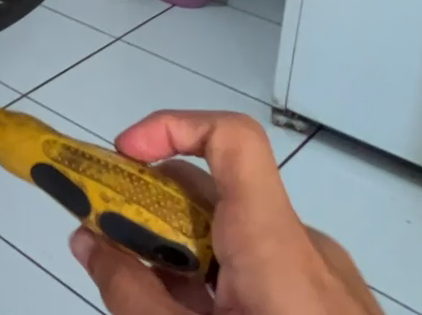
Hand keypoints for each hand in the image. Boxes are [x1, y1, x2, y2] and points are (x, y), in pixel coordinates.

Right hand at [70, 111, 381, 314]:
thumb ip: (126, 289)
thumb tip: (85, 239)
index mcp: (276, 247)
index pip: (231, 138)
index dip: (169, 126)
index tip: (121, 157)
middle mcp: (308, 251)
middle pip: (214, 190)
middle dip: (148, 202)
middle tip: (105, 235)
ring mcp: (328, 286)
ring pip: (234, 235)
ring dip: (177, 246)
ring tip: (148, 294)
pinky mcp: (336, 314)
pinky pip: (263, 270)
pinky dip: (214, 277)